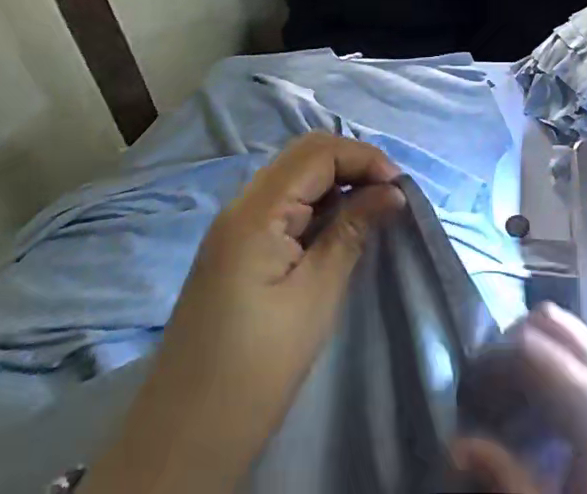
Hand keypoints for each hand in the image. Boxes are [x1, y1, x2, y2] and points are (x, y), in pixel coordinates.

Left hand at [84, 131, 406, 493]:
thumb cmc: (260, 362)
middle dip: (353, 162)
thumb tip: (393, 191)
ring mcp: (234, 227)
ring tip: (373, 207)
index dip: (365, 158)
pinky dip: (319, 201)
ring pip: (294, 175)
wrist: (187, 433)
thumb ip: (353, 230)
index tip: (399, 188)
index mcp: (255, 213)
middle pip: (303, 155)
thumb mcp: (318, 292)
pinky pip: (284, 202)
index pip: (318, 153)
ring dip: (337, 180)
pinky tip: (341, 224)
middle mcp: (240, 207)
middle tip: (388, 193)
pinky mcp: (237, 248)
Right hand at [452, 304, 586, 493]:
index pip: (527, 349)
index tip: (467, 390)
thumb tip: (457, 445)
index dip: (490, 362)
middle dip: (514, 342)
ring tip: (521, 397)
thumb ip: (503, 474)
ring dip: (544, 350)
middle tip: (491, 386)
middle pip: (553, 323)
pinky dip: (572, 362)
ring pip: (579, 333)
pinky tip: (560, 405)